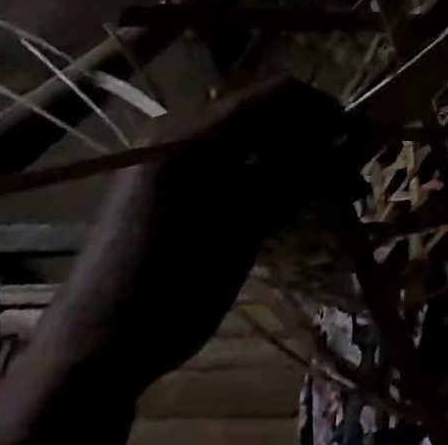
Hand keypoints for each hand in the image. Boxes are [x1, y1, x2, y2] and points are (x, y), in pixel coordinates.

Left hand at [0, 79, 351, 444]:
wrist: (91, 353)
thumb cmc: (169, 288)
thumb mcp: (241, 231)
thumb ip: (295, 176)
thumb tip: (350, 138)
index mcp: (188, 133)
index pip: (273, 95)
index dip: (322, 110)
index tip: (356, 140)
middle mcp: (179, 129)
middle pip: (264, 112)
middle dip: (311, 137)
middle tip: (347, 174)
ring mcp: (172, 153)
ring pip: (252, 136)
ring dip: (292, 157)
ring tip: (328, 190)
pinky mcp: (173, 179)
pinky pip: (231, 158)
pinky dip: (265, 173)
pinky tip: (289, 199)